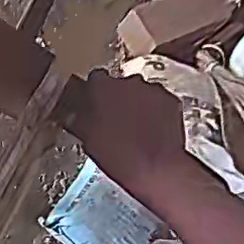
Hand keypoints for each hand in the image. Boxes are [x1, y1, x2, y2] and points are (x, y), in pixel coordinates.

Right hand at [62, 70, 205, 206]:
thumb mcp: (88, 140)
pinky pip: (158, 101)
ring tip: (133, 126)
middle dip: (116, 97)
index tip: (92, 101)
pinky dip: (154, 111)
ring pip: (140, 92)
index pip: (95, 78)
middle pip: (120, 84)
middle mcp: (129, 82)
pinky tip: (150, 129)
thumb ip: (79, 121)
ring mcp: (153, 90)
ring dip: (135, 103)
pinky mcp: (171, 100)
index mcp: (103, 89)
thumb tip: (73, 116)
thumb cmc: (116, 154)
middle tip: (112, 118)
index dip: (94, 90)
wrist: (154, 166)